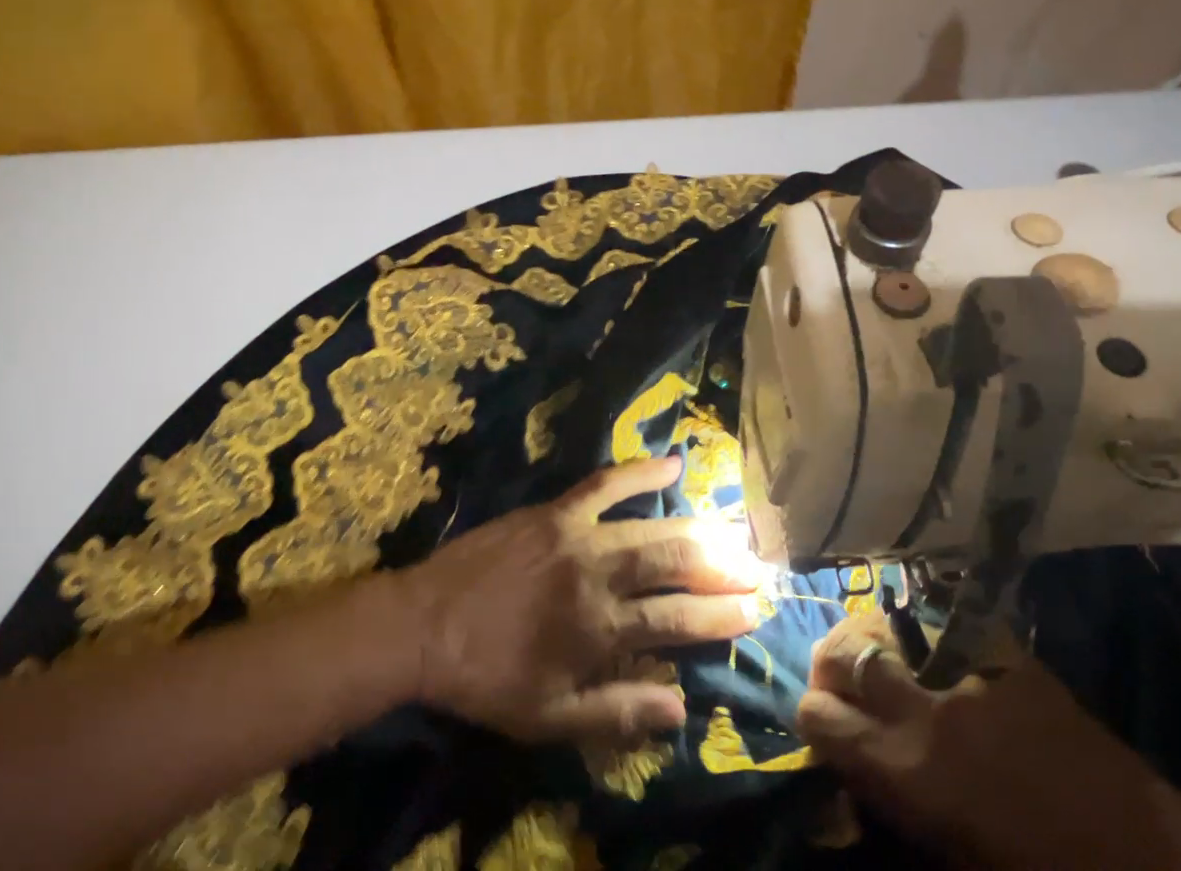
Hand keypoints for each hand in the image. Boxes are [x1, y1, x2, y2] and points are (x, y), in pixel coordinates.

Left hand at [397, 457, 766, 742]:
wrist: (421, 625)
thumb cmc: (486, 678)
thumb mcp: (548, 717)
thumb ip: (616, 712)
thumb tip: (681, 708)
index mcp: (599, 629)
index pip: (678, 619)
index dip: (720, 617)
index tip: (754, 611)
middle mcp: (597, 575)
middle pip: (675, 565)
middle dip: (722, 568)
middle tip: (758, 569)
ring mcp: (576, 536)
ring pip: (651, 528)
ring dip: (698, 530)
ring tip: (734, 532)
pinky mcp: (553, 512)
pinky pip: (603, 483)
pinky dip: (639, 471)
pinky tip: (672, 462)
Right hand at [795, 615, 1180, 870]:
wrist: (1147, 856)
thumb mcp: (944, 855)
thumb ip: (886, 800)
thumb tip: (851, 768)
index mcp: (902, 769)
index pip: (818, 714)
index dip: (812, 717)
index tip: (822, 726)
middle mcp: (925, 712)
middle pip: (845, 654)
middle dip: (831, 665)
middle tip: (841, 681)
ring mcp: (970, 678)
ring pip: (891, 628)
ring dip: (873, 640)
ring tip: (879, 654)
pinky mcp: (1012, 661)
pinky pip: (950, 629)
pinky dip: (929, 635)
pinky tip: (934, 650)